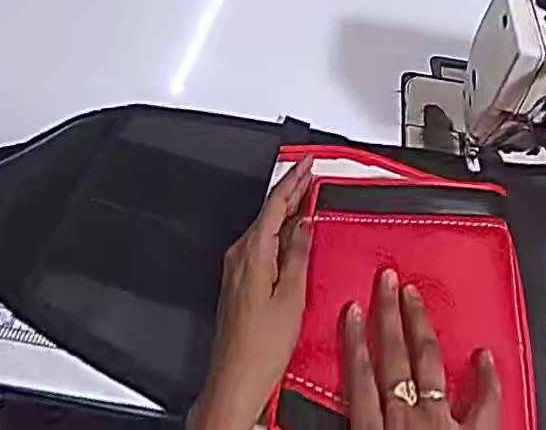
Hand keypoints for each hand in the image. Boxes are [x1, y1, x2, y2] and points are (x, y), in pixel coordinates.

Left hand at [191, 158, 315, 429]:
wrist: (233, 384)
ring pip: (266, 226)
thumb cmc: (260, 349)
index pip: (276, 202)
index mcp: (253, 252)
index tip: (308, 162)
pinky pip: (261, 242)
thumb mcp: (292, 296)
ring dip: (287, 210)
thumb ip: (299, 253)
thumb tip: (305, 223)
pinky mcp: (238, 280)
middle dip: (292, 190)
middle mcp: (240, 255)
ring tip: (307, 195)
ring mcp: (236, 268)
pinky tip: (292, 231)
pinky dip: (279, 229)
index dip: (295, 178)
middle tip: (311, 172)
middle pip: (269, 211)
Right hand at [342, 269, 501, 429]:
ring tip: (415, 294)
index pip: (360, 378)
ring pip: (428, 362)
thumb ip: (355, 425)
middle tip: (387, 278)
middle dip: (389, 312)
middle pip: (394, 356)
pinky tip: (485, 355)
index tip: (352, 308)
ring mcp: (443, 423)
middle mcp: (409, 420)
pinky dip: (486, 378)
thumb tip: (340, 409)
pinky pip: (483, 403)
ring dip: (421, 325)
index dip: (354, 340)